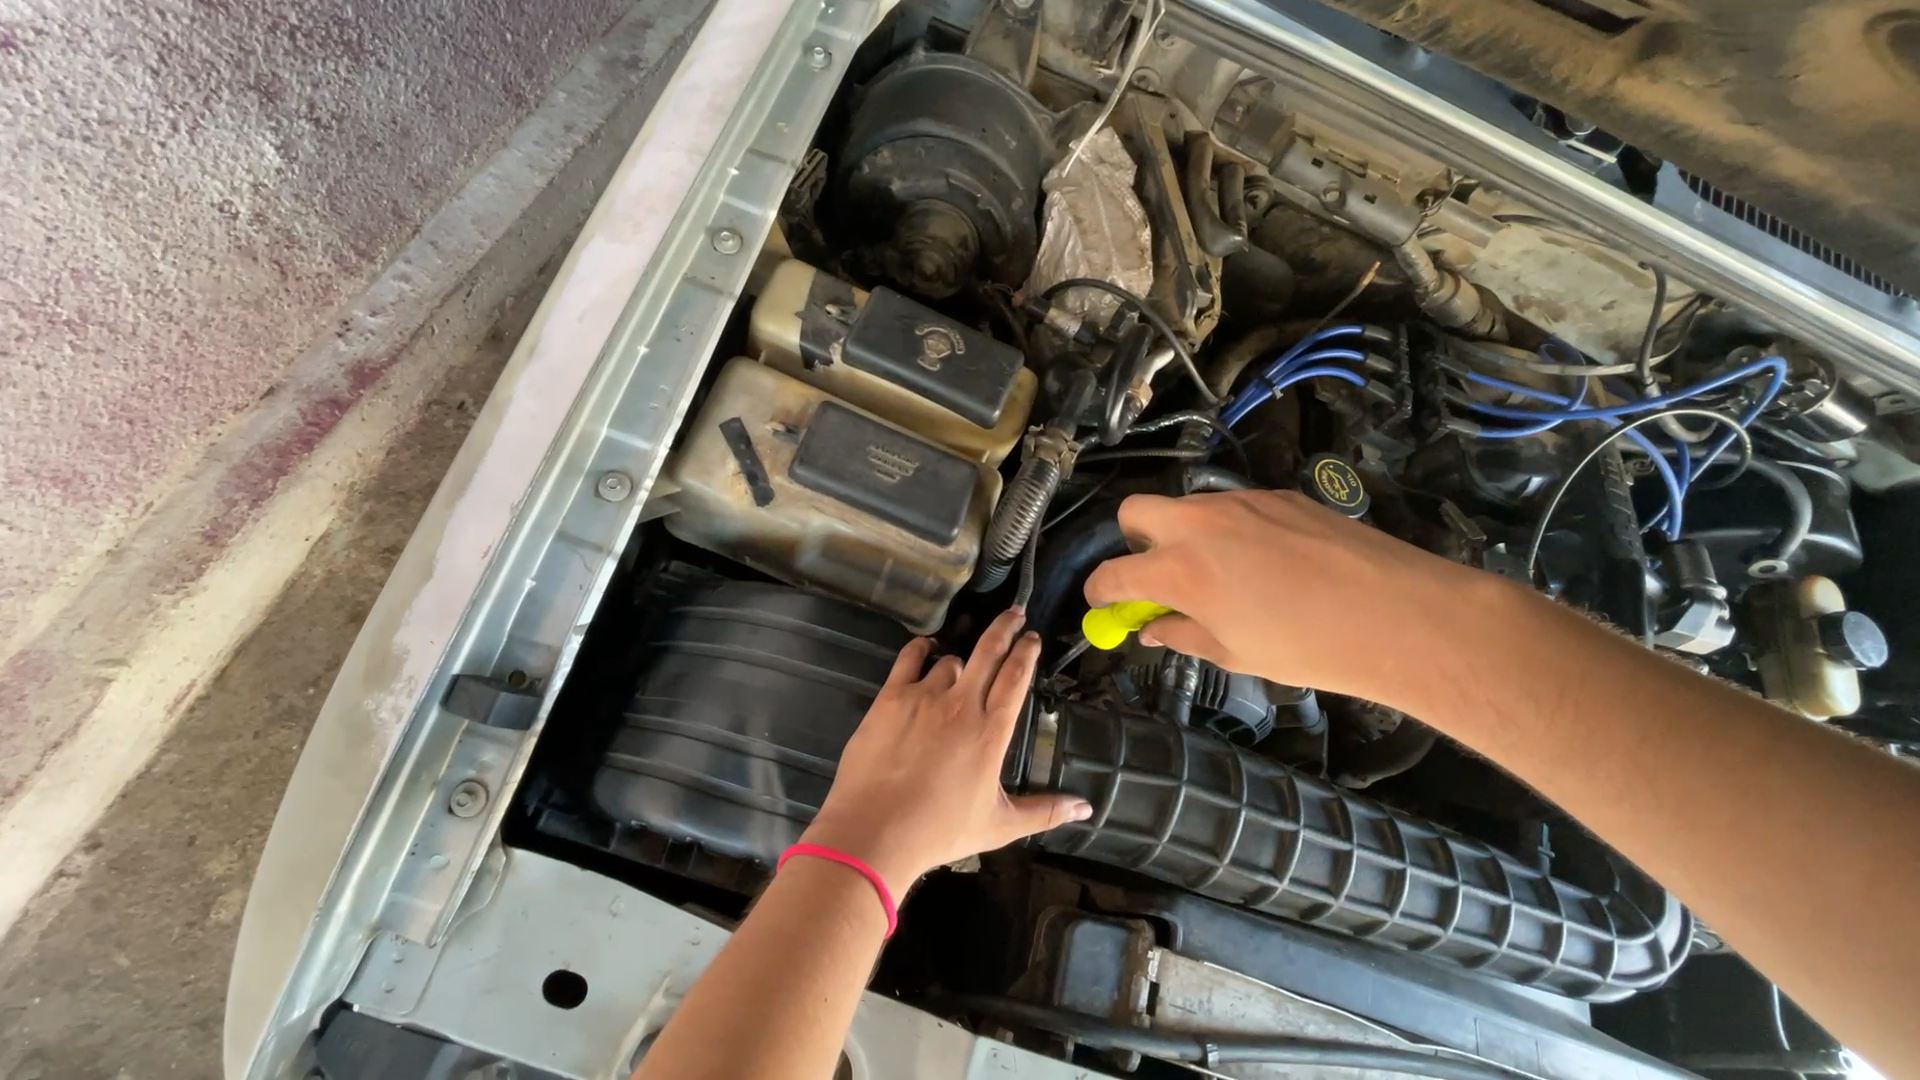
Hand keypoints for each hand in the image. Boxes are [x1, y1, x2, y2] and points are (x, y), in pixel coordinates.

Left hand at [800, 608, 1093, 897]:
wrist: (875, 831)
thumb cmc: (941, 831)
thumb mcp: (1000, 825)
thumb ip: (1044, 811)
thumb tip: (1085, 808)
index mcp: (991, 731)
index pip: (1016, 678)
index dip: (1026, 652)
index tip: (1032, 637)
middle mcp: (962, 704)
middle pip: (989, 652)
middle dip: (1006, 628)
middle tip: (1016, 613)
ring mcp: (924, 697)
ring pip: (950, 662)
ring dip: (961, 661)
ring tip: (962, 668)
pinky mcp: (891, 697)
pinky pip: (910, 658)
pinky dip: (921, 649)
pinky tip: (926, 647)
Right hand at [1083, 490, 1502, 707]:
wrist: (1398, 613)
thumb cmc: (1307, 647)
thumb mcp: (1233, 653)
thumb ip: (1181, 634)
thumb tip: (1150, 630)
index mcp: (1180, 570)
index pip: (1114, 573)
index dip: (1099, 592)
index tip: (1103, 604)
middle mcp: (1199, 524)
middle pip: (1134, 512)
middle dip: (1132, 543)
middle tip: (1157, 577)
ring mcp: (1240, 502)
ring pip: (1185, 505)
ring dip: (1180, 534)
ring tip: (1218, 572)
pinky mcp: (1278, 494)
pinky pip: (1231, 506)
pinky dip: (1226, 529)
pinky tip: (1264, 561)